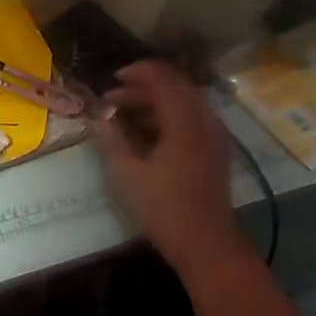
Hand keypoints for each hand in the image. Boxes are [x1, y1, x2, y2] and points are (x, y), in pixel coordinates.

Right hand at [95, 61, 249, 273]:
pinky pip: (192, 121)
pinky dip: (169, 119)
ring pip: (185, 104)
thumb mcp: (128, 175)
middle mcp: (205, 120)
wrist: (205, 242)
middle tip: (113, 101)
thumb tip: (99, 120)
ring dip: (156, 104)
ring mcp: (214, 136)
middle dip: (143, 89)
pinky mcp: (216, 151)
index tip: (111, 80)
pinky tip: (148, 136)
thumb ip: (113, 141)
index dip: (137, 73)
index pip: (163, 79)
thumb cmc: (163, 209)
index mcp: (184, 121)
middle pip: (176, 88)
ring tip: (125, 118)